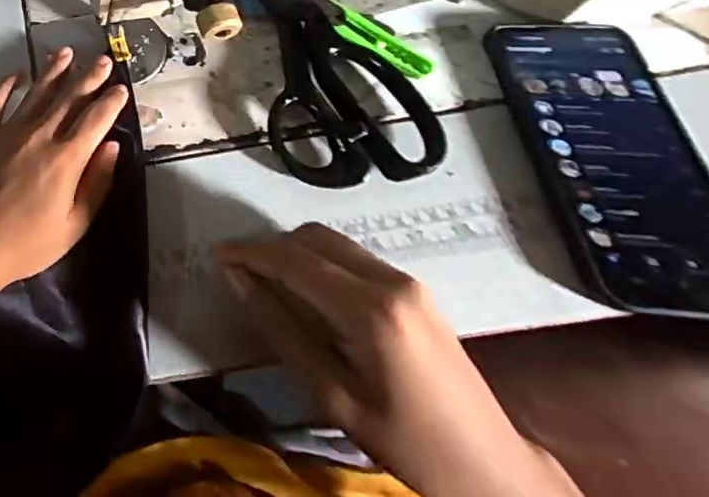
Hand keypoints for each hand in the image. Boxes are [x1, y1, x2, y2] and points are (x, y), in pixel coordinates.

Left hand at [0, 47, 128, 291]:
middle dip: (90, 76)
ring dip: (54, 70)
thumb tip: (112, 147)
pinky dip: (7, 84)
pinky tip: (17, 74)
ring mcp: (10, 131)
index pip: (96, 118)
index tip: (122, 88)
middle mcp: (41, 135)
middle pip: (70, 96)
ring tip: (67, 52)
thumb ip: (97, 183)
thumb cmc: (27, 243)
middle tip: (103, 59)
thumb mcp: (75, 224)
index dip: (112, 101)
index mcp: (67, 157)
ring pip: (38, 91)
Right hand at [216, 224, 581, 496]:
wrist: (490, 468)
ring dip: (295, 253)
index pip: (296, 261)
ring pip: (333, 243)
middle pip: (314, 238)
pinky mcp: (413, 288)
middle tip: (239, 273)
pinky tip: (308, 294)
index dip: (252, 253)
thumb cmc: (408, 447)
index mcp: (370, 309)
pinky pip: (352, 258)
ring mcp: (406, 279)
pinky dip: (320, 264)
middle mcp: (390, 278)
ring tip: (267, 284)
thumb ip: (283, 331)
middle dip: (272, 248)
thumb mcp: (333, 397)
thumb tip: (240, 282)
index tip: (218, 255)